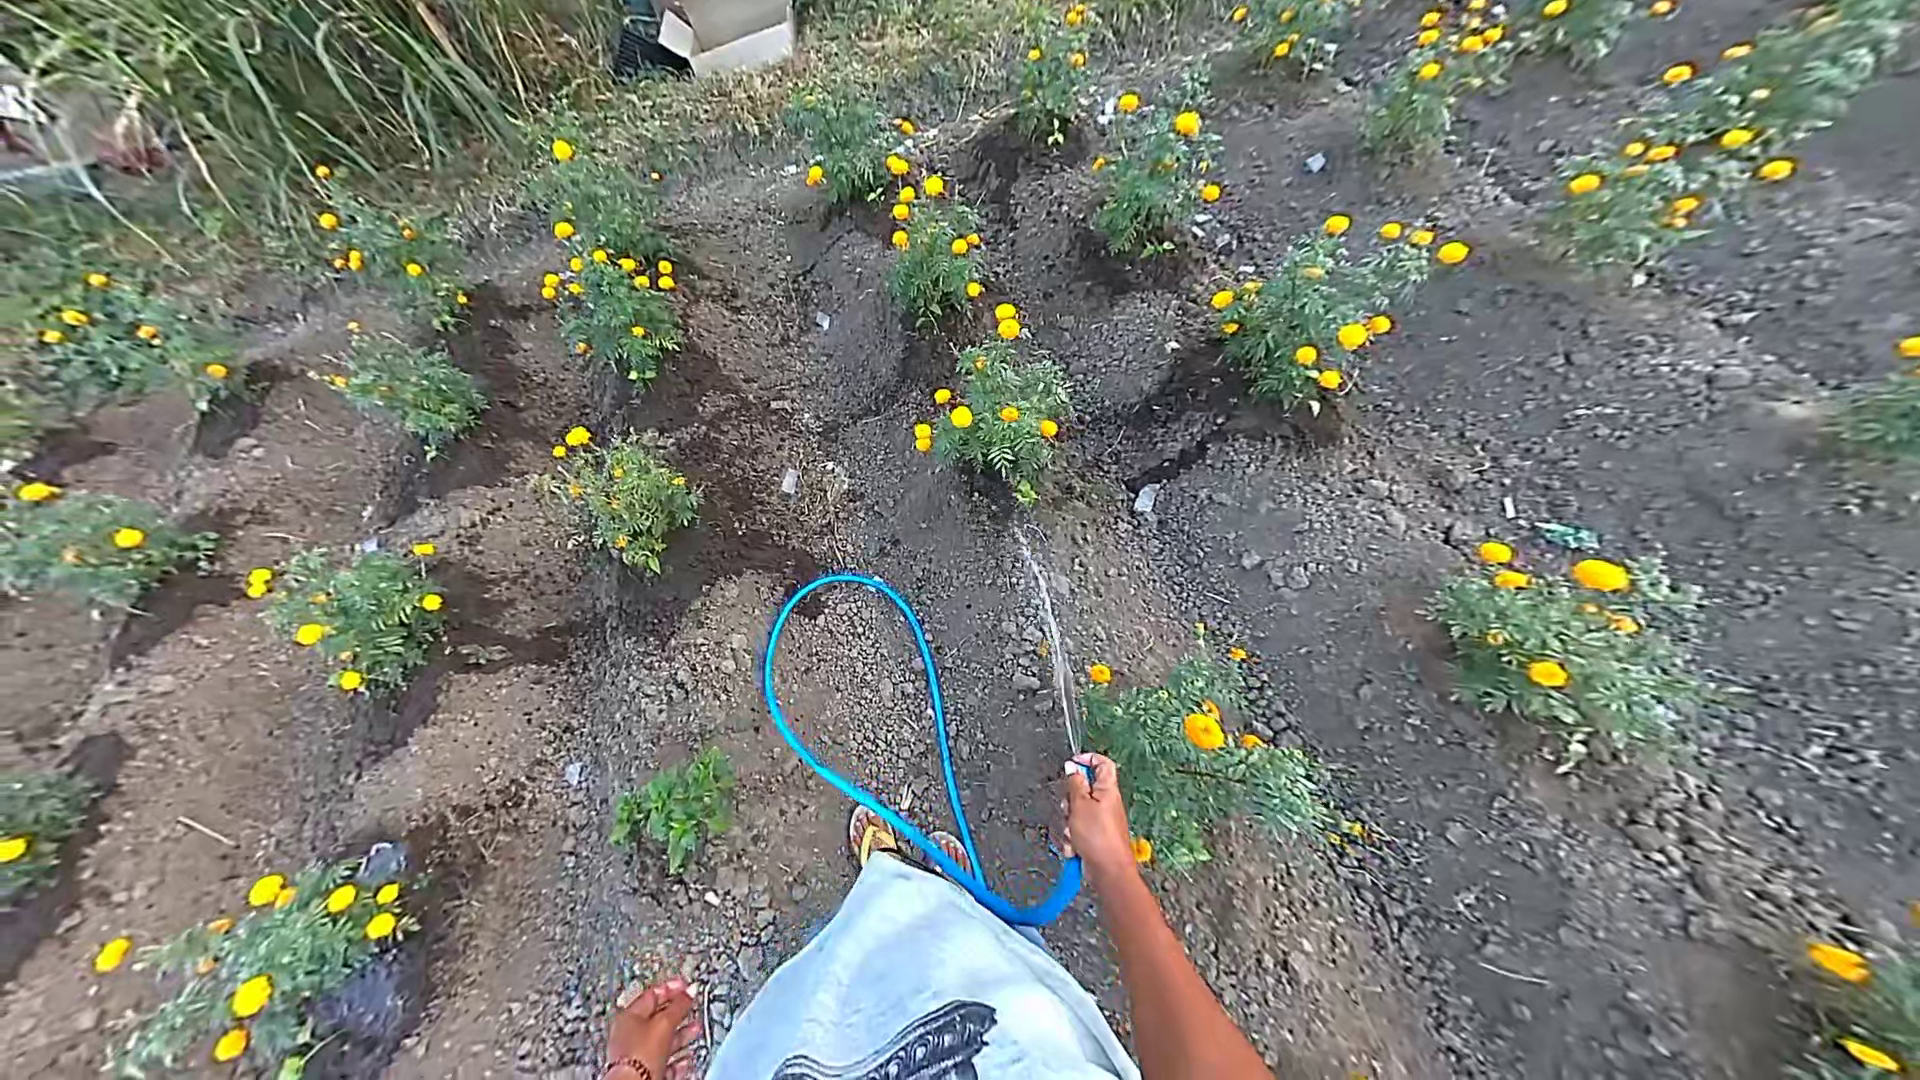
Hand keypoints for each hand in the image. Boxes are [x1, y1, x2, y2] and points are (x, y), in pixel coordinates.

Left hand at [607, 977, 701, 1079]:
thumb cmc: (641, 1054)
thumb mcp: (665, 1022)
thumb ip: (679, 1004)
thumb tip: (690, 991)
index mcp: (628, 1017)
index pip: (653, 995)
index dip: (672, 988)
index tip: (687, 986)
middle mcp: (628, 1036)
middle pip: (658, 1019)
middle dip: (679, 1013)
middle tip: (693, 1007)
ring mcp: (635, 1056)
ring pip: (662, 1041)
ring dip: (681, 1035)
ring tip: (695, 1030)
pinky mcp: (643, 1074)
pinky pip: (663, 1062)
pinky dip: (676, 1058)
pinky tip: (685, 1058)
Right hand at [1060, 752, 1136, 886]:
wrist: (1107, 871)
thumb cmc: (1098, 838)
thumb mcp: (1080, 804)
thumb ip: (1074, 783)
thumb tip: (1072, 767)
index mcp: (1107, 789)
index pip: (1102, 763)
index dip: (1087, 759)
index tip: (1072, 764)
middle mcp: (1104, 803)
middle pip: (1081, 789)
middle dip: (1069, 799)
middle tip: (1070, 808)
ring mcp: (1098, 820)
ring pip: (1074, 811)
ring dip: (1067, 822)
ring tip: (1073, 832)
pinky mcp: (1092, 836)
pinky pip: (1074, 829)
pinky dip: (1070, 837)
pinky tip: (1074, 846)